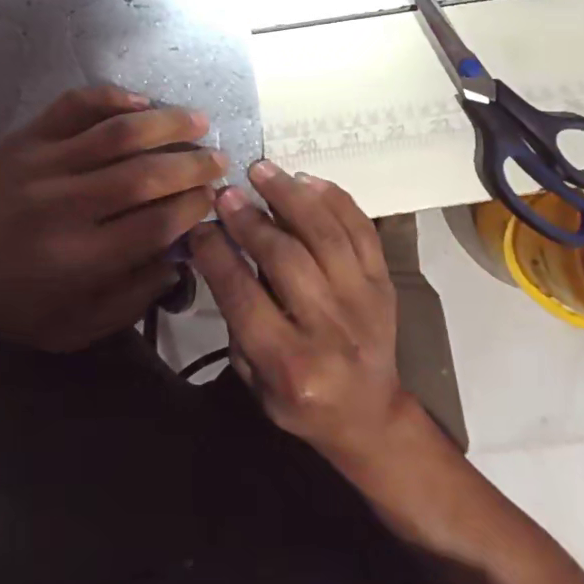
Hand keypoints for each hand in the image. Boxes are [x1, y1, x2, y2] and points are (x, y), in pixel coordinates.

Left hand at [0, 85, 222, 352]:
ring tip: (198, 121)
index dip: (193, 207)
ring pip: (117, 133)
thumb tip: (181, 256)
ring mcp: (40, 167)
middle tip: (218, 159)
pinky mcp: (23, 141)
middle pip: (145, 176)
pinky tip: (141, 101)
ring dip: (166, 124)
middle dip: (192, 164)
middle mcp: (63, 209)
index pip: (155, 225)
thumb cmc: (14, 307)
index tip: (213, 197)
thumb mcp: (76, 329)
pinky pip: (73, 105)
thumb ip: (133, 298)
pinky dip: (112, 97)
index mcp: (79, 261)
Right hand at [188, 160, 413, 463]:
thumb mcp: (254, 378)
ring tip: (263, 170)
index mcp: (290, 364)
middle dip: (251, 220)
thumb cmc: (299, 402)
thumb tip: (219, 250)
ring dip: (290, 196)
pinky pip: (361, 229)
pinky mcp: (384, 281)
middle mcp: (330, 329)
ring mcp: (363, 300)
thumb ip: (237, 319)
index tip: (199, 224)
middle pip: (287, 259)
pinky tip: (307, 180)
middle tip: (227, 192)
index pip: (244, 297)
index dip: (217, 255)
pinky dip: (335, 199)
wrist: (370, 414)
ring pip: (326, 234)